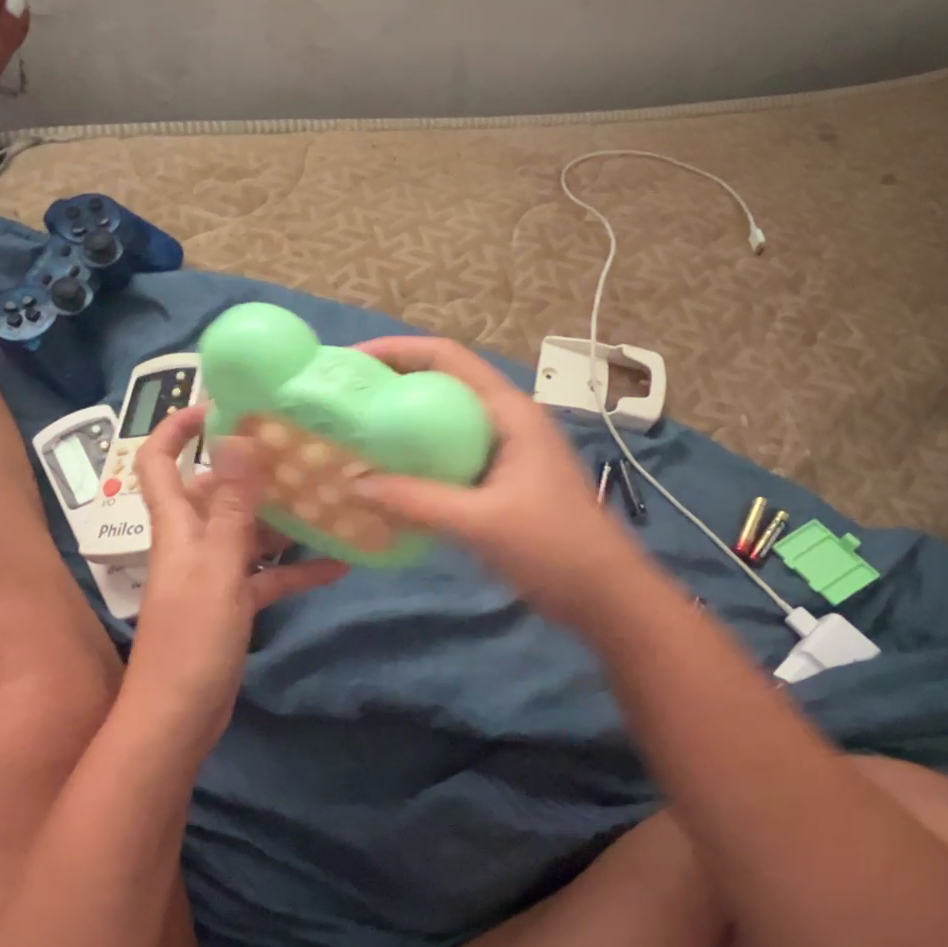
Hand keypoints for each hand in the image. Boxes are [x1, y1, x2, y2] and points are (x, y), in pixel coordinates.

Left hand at [125, 403, 348, 730]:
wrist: (179, 718)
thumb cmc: (193, 639)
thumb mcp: (218, 567)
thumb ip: (231, 506)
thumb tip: (235, 437)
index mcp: (177, 526)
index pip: (159, 461)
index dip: (177, 427)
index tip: (218, 403)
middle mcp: (191, 543)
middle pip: (216, 492)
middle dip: (252, 470)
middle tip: (302, 451)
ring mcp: (212, 575)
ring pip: (248, 533)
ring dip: (283, 520)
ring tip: (330, 499)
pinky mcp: (231, 606)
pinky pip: (266, 577)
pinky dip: (295, 571)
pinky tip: (338, 567)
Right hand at [351, 337, 645, 628]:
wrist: (607, 596)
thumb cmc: (554, 548)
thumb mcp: (481, 522)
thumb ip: (416, 501)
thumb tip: (353, 483)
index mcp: (509, 412)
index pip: (446, 358)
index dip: (396, 350)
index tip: (349, 360)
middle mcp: (506, 422)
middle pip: (440, 386)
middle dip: (391, 387)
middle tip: (340, 403)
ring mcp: (505, 453)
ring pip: (443, 425)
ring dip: (401, 427)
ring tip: (354, 437)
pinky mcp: (501, 484)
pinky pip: (449, 459)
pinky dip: (416, 462)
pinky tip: (387, 482)